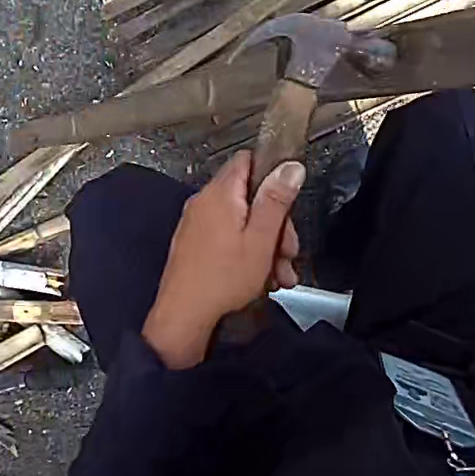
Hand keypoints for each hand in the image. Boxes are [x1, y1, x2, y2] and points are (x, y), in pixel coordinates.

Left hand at [141, 151, 302, 368]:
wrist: (185, 315)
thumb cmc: (221, 280)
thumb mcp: (261, 239)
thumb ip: (276, 200)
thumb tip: (290, 167)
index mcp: (220, 194)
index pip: (247, 160)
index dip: (272, 174)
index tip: (288, 197)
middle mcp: (204, 203)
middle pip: (249, 196)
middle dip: (275, 223)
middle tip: (286, 250)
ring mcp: (197, 224)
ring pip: (242, 222)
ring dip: (265, 245)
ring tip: (278, 273)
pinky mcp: (195, 244)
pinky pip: (227, 238)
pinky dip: (247, 253)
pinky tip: (260, 278)